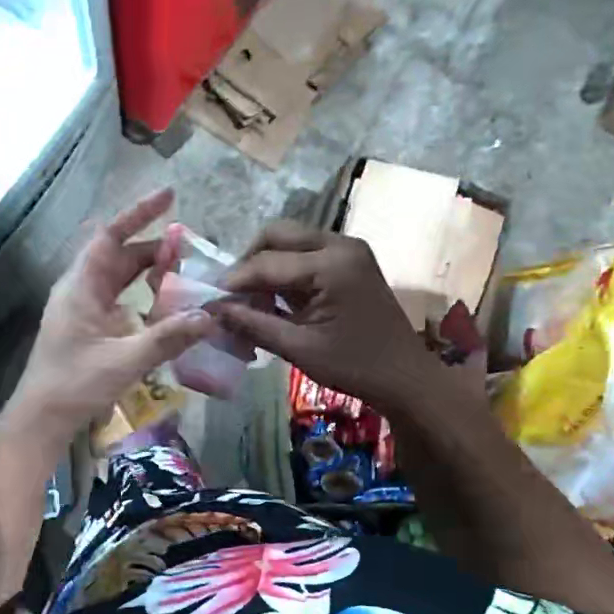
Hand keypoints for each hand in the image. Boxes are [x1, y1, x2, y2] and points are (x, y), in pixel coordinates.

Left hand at [1, 188, 214, 446]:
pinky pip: (117, 300)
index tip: (169, 196)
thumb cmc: (75, 385)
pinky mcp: (87, 329)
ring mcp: (82, 310)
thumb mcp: (125, 361)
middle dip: (153, 248)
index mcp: (81, 287)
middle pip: (119, 256)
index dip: (139, 213)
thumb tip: (209, 317)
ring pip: (118, 279)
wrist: (41, 419)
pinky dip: (141, 296)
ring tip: (182, 273)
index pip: (111, 235)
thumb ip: (168, 337)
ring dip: (148, 273)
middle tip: (190, 249)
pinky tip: (163, 307)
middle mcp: (80, 291)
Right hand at [215, 223, 444, 414]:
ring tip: (249, 299)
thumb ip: (253, 324)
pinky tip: (273, 299)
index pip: (266, 262)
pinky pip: (307, 254)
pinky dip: (285, 271)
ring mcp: (348, 250)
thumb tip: (212, 311)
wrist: (404, 376)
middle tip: (231, 294)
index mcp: (331, 264)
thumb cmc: (353, 366)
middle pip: (277, 236)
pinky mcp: (351, 261)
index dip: (234, 281)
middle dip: (249, 262)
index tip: (209, 299)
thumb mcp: (298, 348)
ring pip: (291, 242)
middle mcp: (340, 244)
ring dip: (266, 265)